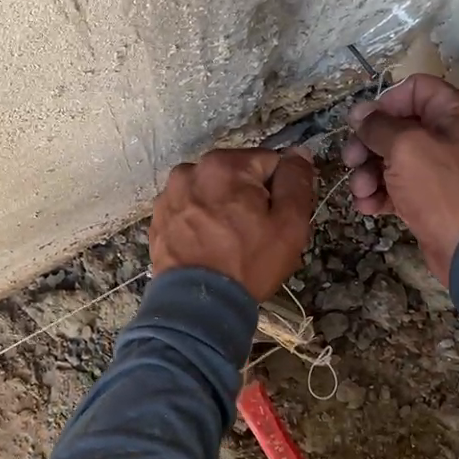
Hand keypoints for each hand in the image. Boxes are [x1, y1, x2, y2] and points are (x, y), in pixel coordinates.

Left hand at [149, 147, 317, 300]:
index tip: (276, 218)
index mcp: (224, 164)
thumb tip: (299, 153)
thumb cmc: (247, 263)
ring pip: (212, 191)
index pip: (269, 162)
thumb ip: (296, 182)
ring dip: (222, 208)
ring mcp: (170, 193)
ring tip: (227, 243)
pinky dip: (200, 221)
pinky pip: (190, 209)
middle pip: (237, 175)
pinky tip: (207, 246)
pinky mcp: (158, 216)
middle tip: (253, 235)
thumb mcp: (289, 225)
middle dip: (249, 198)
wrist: (197, 305)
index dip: (279, 190)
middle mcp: (191, 169)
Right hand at [341, 75, 458, 276]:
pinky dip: (380, 194)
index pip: (415, 89)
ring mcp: (441, 170)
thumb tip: (360, 114)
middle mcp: (450, 136)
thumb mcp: (406, 148)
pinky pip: (399, 186)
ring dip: (369, 172)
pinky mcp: (431, 198)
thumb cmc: (443, 189)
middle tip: (351, 160)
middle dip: (368, 144)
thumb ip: (378, 126)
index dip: (385, 103)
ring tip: (361, 191)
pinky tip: (368, 207)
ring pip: (393, 159)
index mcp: (456, 113)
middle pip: (398, 126)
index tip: (364, 124)